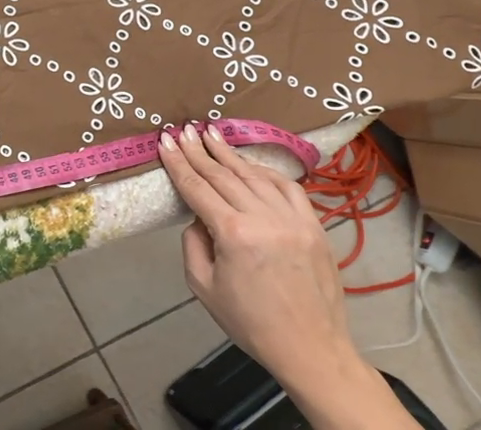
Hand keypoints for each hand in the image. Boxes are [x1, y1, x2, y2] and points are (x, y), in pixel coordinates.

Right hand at [158, 123, 356, 387]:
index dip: (177, 162)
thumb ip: (194, 242)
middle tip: (183, 130)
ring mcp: (295, 221)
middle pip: (224, 175)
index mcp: (234, 234)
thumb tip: (200, 216)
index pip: (197, 187)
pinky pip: (290, 189)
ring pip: (256, 176)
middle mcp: (265, 219)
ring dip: (230, 154)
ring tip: (211, 134)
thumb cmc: (250, 322)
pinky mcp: (315, 228)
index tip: (164, 140)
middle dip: (199, 151)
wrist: (312, 351)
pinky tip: (251, 164)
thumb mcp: (203, 285)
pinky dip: (267, 172)